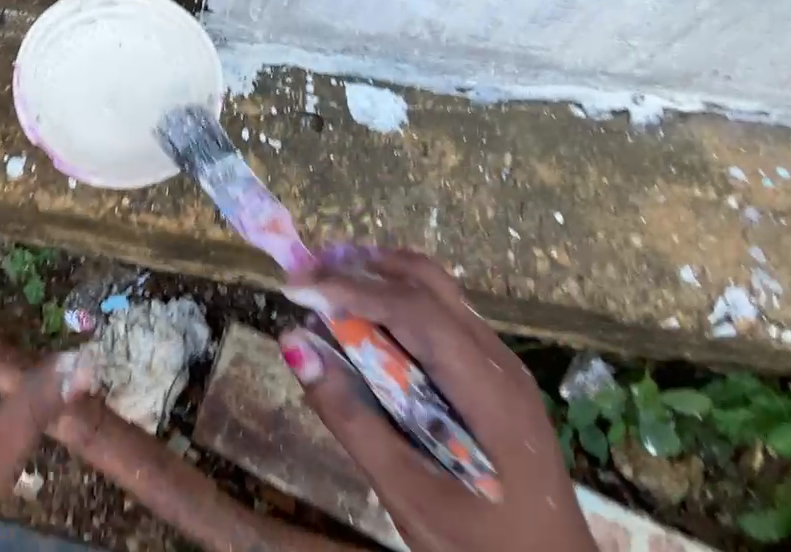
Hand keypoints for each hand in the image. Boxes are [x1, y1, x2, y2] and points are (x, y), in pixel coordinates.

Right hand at [281, 249, 596, 551]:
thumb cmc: (482, 547)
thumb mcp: (408, 492)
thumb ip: (350, 417)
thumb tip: (292, 343)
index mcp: (487, 389)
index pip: (412, 309)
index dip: (348, 288)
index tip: (292, 288)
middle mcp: (498, 362)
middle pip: (427, 282)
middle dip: (360, 267)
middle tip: (304, 273)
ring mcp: (498, 367)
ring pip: (434, 292)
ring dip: (376, 277)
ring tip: (322, 287)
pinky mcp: (489, 378)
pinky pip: (437, 317)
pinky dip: (391, 302)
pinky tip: (360, 322)